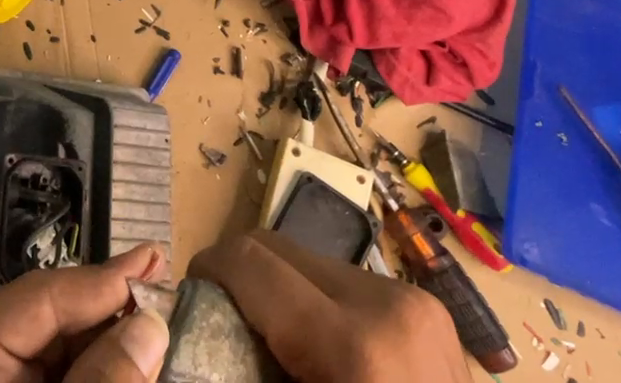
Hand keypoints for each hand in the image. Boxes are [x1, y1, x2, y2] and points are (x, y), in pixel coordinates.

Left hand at [0, 244, 170, 382]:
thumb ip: (99, 382)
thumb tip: (150, 324)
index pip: (38, 297)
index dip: (99, 280)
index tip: (152, 258)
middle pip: (53, 322)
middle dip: (111, 309)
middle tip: (164, 285)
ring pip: (64, 354)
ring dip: (112, 343)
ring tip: (160, 323)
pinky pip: (64, 378)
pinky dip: (100, 374)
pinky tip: (133, 364)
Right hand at [189, 231, 470, 382]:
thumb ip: (242, 372)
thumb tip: (190, 341)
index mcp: (352, 345)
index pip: (250, 261)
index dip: (207, 269)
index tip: (191, 296)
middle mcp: (386, 305)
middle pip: (277, 249)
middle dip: (239, 278)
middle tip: (223, 320)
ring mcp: (415, 303)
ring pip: (309, 262)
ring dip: (279, 290)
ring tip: (275, 342)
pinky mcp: (429, 310)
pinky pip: (346, 283)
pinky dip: (317, 303)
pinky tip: (318, 348)